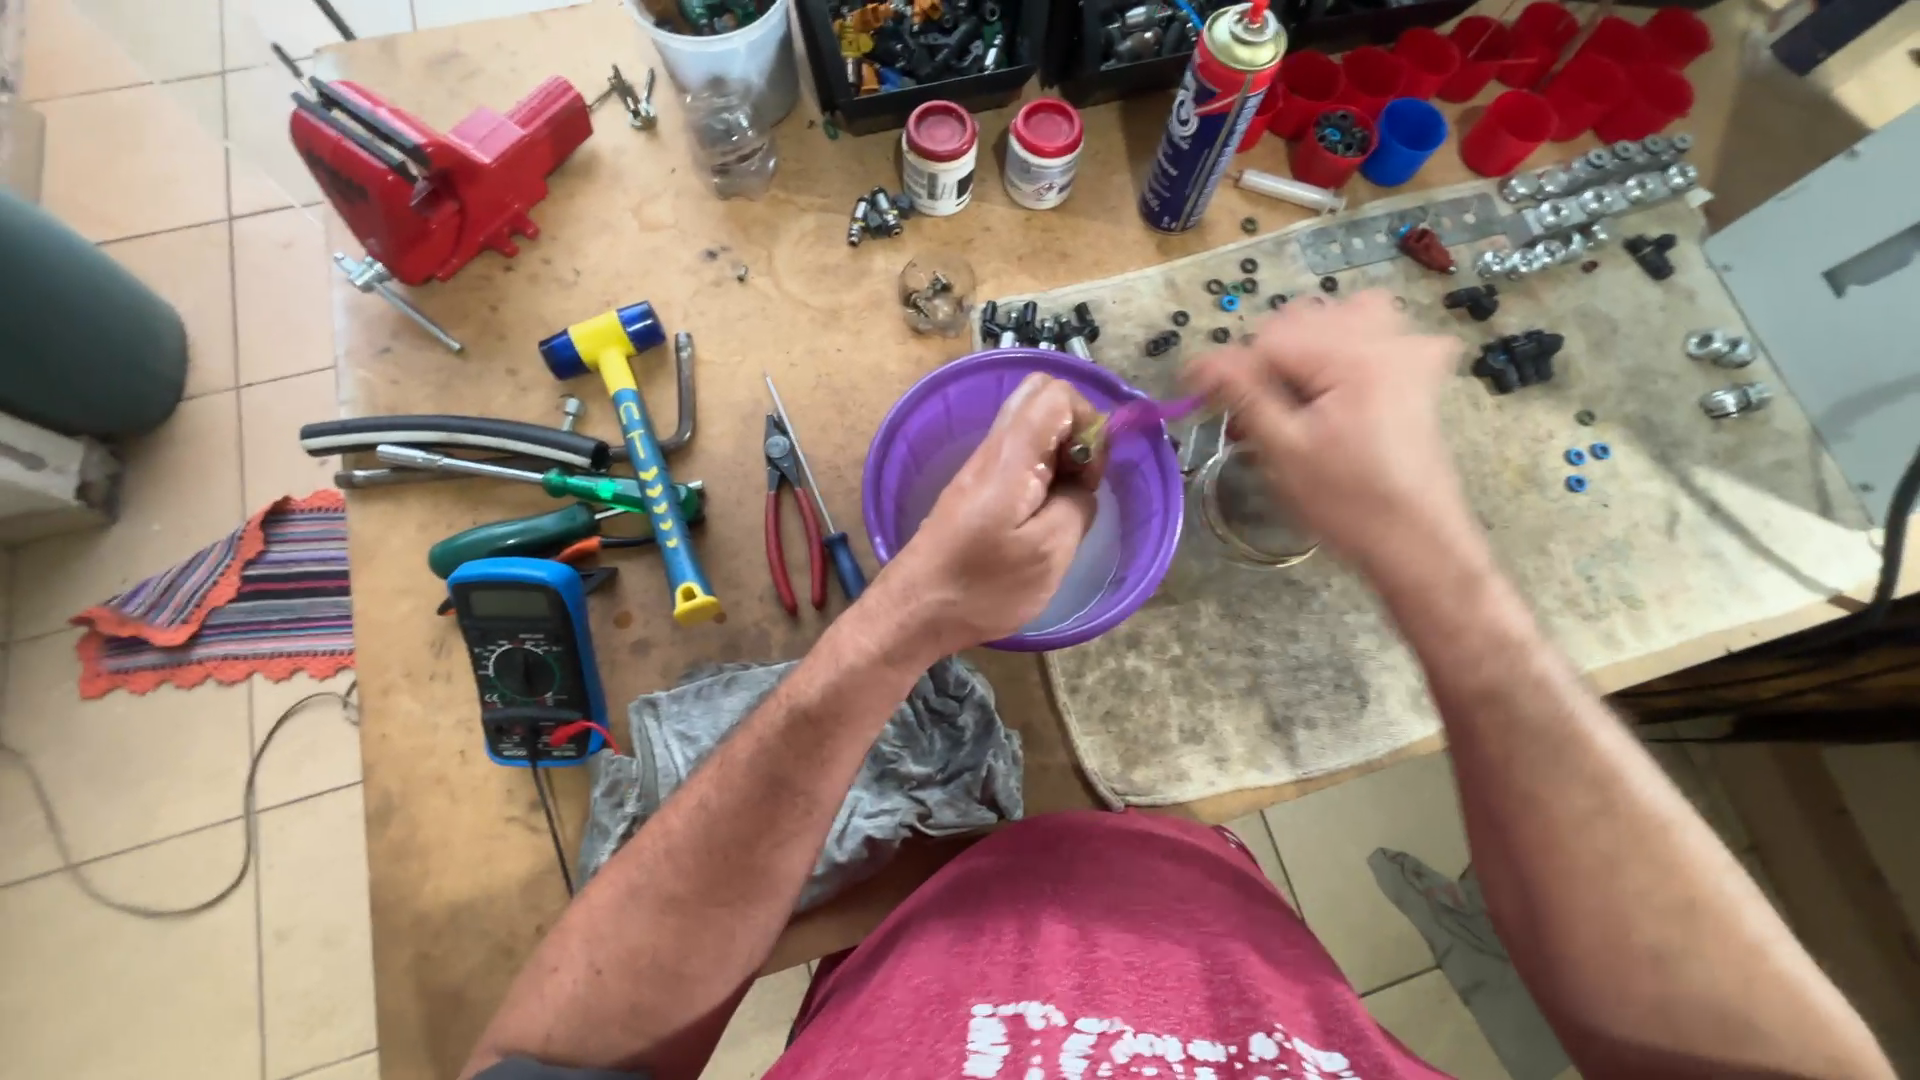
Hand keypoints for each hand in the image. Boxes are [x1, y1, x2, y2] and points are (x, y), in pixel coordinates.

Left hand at [875, 374, 1103, 655]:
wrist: (915, 610)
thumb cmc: (982, 586)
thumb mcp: (1048, 553)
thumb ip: (1077, 505)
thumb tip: (1081, 485)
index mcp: (1011, 456)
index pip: (1055, 393)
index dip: (1088, 423)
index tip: (1090, 475)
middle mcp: (992, 450)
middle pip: (1040, 399)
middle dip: (1076, 432)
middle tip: (1080, 482)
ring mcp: (979, 469)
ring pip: (1030, 430)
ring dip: (1059, 458)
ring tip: (1063, 506)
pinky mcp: (974, 491)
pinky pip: (1017, 459)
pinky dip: (1040, 476)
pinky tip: (1041, 519)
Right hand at [1184, 290, 1474, 577]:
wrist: (1416, 540)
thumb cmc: (1347, 503)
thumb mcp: (1283, 450)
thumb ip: (1242, 394)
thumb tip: (1198, 362)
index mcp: (1353, 357)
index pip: (1270, 338)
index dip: (1231, 368)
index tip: (1202, 397)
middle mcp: (1388, 340)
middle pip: (1303, 320)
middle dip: (1267, 357)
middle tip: (1246, 407)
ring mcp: (1409, 354)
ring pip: (1340, 317)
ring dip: (1305, 347)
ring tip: (1288, 393)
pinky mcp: (1418, 373)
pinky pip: (1375, 335)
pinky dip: (1342, 352)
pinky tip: (1330, 388)